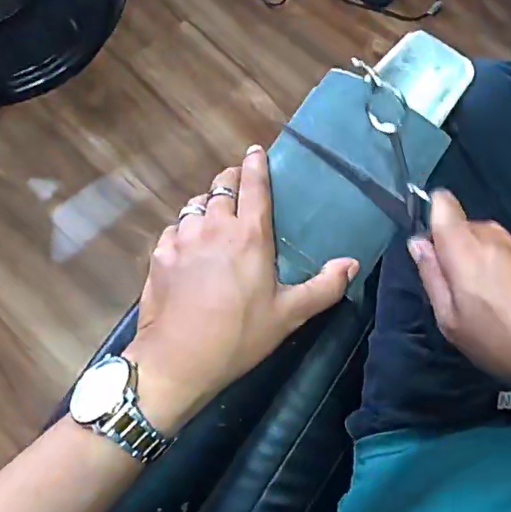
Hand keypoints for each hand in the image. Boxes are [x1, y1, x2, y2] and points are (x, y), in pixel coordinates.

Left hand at [126, 145, 358, 429]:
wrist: (178, 360)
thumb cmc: (239, 336)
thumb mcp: (288, 315)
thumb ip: (324, 287)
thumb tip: (351, 263)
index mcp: (249, 235)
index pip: (253, 185)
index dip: (255, 164)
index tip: (255, 151)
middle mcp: (213, 226)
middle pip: (220, 186)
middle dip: (230, 181)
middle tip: (238, 187)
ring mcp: (181, 238)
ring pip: (194, 206)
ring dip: (206, 206)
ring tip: (214, 218)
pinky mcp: (159, 254)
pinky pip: (173, 229)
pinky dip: (183, 230)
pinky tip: (188, 246)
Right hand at [407, 189, 510, 417]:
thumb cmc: (504, 338)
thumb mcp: (451, 320)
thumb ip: (431, 276)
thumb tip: (418, 245)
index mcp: (465, 244)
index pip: (441, 203)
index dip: (430, 219)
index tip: (430, 253)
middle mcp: (491, 234)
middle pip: (460, 226)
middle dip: (451, 250)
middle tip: (455, 292)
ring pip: (482, 242)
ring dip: (476, 263)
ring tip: (484, 303)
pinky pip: (503, 254)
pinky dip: (497, 271)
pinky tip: (509, 305)